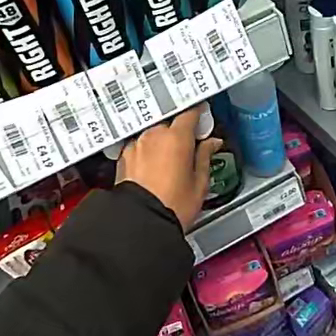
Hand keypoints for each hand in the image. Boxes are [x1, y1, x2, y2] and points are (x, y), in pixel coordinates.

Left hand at [115, 107, 221, 231]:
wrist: (140, 222)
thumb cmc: (172, 206)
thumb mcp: (200, 182)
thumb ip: (205, 156)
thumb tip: (211, 143)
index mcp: (176, 137)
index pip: (190, 113)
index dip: (199, 115)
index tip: (203, 121)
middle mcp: (154, 135)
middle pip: (170, 123)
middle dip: (180, 132)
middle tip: (190, 147)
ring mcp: (136, 145)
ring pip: (153, 135)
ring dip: (162, 142)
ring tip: (171, 162)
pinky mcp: (124, 157)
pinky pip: (140, 147)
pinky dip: (148, 152)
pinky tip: (154, 168)